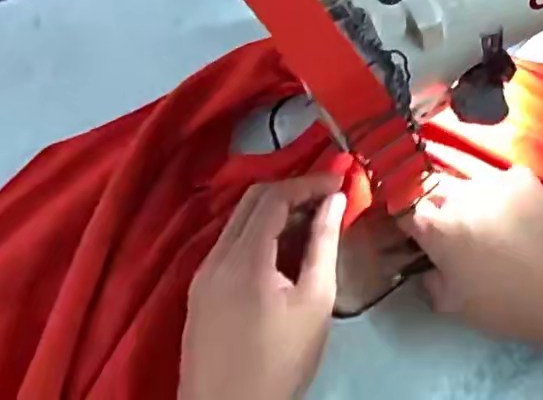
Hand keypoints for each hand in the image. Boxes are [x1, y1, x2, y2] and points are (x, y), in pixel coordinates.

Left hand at [180, 175, 344, 399]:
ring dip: (278, 211)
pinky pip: (232, 244)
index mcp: (242, 260)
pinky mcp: (200, 295)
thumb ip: (324, 242)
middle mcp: (214, 260)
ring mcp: (202, 278)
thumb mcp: (315, 299)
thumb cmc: (279, 361)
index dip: (310, 182)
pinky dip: (262, 232)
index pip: (274, 197)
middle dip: (294, 190)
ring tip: (316, 220)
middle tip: (330, 197)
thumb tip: (336, 199)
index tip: (342, 182)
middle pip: (253, 200)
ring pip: (241, 220)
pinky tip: (288, 249)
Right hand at [399, 165, 542, 349]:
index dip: (404, 221)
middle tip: (443, 224)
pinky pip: (498, 177)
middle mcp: (462, 193)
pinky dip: (496, 191)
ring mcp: (494, 178)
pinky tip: (507, 211)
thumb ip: (428, 278)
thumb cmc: (504, 301)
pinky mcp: (521, 173)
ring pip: (465, 177)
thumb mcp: (452, 302)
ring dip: (464, 194)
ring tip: (478, 216)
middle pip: (433, 186)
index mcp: (439, 226)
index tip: (410, 232)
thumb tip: (423, 264)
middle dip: (432, 203)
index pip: (405, 209)